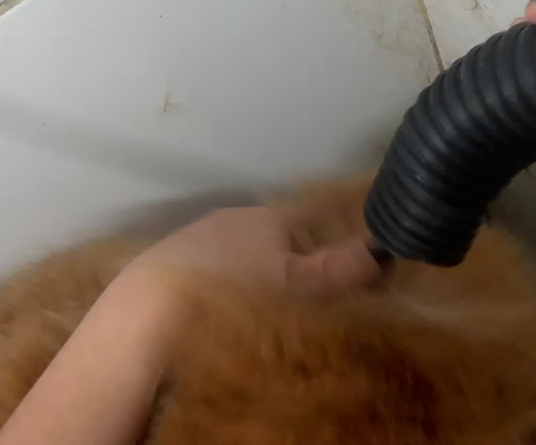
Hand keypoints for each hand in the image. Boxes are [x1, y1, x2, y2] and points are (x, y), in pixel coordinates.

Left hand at [122, 206, 382, 297]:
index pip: (313, 229)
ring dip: (254, 280)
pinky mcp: (172, 264)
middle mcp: (235, 218)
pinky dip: (221, 291)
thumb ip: (344, 269)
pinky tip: (221, 317)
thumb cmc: (235, 291)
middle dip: (290, 270)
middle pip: (276, 243)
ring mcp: (199, 238)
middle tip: (300, 310)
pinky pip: (211, 274)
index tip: (336, 290)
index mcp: (271, 217)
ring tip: (261, 318)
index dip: (328, 258)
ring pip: (242, 258)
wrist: (151, 310)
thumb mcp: (302, 286)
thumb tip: (384, 246)